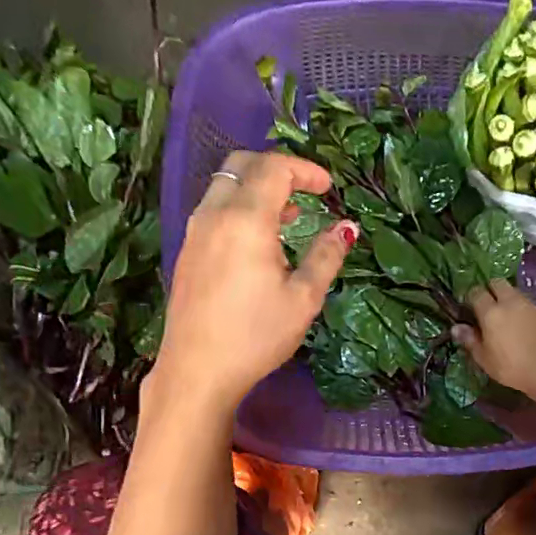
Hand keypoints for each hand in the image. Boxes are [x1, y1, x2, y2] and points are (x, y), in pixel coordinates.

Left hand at [149, 152, 354, 410]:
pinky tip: (261, 240)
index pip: (274, 169)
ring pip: (225, 186)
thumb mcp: (304, 298)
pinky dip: (241, 207)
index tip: (329, 187)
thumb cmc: (257, 335)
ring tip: (290, 216)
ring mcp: (195, 231)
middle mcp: (214, 215)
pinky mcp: (188, 250)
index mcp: (246, 220)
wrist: (198, 369)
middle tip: (308, 192)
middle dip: (278, 169)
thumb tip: (346, 227)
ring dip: (258, 188)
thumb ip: (326, 256)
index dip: (305, 170)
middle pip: (242, 165)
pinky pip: (215, 209)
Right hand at [451, 279, 535, 396]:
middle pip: (498, 282)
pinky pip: (530, 306)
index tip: (471, 309)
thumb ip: (470, 340)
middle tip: (490, 307)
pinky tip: (527, 328)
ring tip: (509, 318)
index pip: (476, 292)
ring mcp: (530, 306)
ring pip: (515, 292)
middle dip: (491, 290)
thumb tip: (456, 327)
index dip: (472, 298)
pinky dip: (525, 312)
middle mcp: (510, 303)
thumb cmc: (510, 368)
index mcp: (491, 312)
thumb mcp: (484, 359)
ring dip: (509, 300)